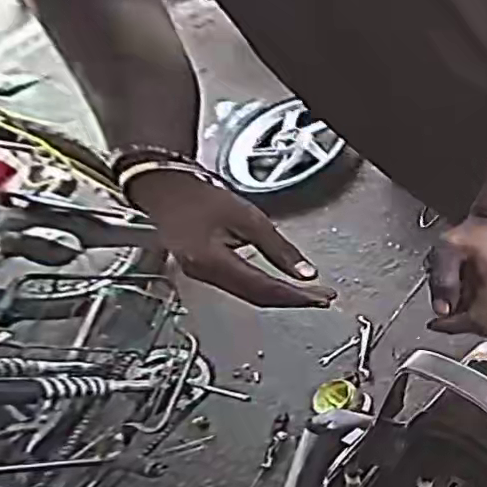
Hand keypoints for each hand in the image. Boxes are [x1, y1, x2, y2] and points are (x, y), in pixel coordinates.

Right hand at [129, 170, 334, 307]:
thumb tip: (307, 273)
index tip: (323, 295)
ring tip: (312, 295)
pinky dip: (269, 291)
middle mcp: (204, 273)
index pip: (266, 288)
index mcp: (211, 260)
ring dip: (284, 298)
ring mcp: (203, 275)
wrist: (163, 186)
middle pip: (260, 297)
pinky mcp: (206, 273)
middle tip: (323, 298)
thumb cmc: (199, 197)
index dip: (298, 295)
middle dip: (295, 300)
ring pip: (253, 296)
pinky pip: (244, 289)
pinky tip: (287, 289)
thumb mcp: (249, 218)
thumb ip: (281, 249)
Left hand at [428, 215, 486, 335]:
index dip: (452, 326)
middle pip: (485, 328)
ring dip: (474, 323)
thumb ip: (443, 281)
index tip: (436, 322)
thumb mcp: (448, 251)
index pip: (475, 321)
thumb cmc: (477, 235)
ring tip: (461, 304)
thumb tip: (441, 310)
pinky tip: (476, 304)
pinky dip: (486, 319)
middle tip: (446, 313)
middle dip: (462, 325)